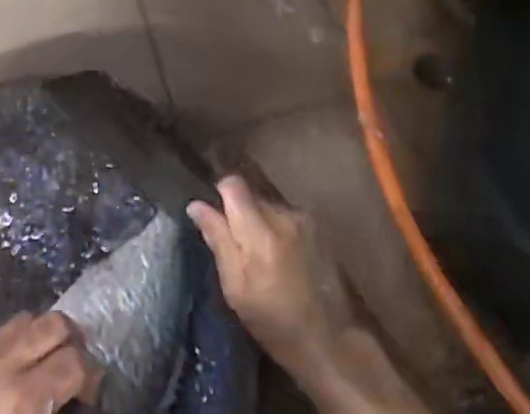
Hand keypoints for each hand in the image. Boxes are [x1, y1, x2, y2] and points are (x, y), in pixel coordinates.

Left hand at [0, 312, 99, 413]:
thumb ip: (52, 409)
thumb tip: (77, 398)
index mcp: (20, 397)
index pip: (74, 362)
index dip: (92, 376)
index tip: (91, 395)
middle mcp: (0, 364)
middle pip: (54, 322)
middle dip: (74, 342)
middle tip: (77, 370)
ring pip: (28, 318)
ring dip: (46, 336)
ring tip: (49, 364)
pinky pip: (2, 332)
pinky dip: (20, 341)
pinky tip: (20, 368)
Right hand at [185, 175, 354, 373]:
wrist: (333, 343)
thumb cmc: (276, 324)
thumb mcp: (236, 290)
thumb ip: (218, 241)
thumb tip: (196, 205)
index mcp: (261, 233)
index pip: (233, 185)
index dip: (220, 195)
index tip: (216, 218)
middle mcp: (285, 215)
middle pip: (251, 194)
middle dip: (240, 213)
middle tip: (239, 249)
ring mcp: (306, 219)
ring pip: (269, 205)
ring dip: (261, 222)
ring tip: (263, 258)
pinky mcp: (320, 228)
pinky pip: (287, 216)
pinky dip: (279, 230)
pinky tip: (284, 259)